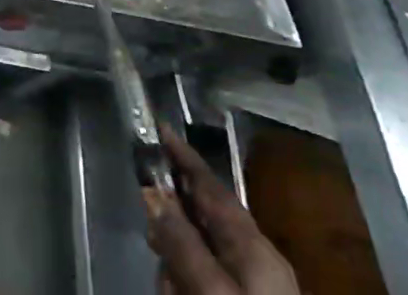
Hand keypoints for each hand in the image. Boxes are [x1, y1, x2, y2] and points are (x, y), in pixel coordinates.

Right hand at [144, 126, 297, 294]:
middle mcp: (254, 260)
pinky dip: (184, 286)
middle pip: (200, 219)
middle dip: (171, 230)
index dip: (184, 157)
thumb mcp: (210, 291)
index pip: (212, 187)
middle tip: (154, 248)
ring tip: (173, 293)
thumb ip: (181, 242)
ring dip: (174, 269)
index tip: (159, 129)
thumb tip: (153, 194)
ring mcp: (251, 287)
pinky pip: (201, 281)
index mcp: (253, 246)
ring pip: (195, 253)